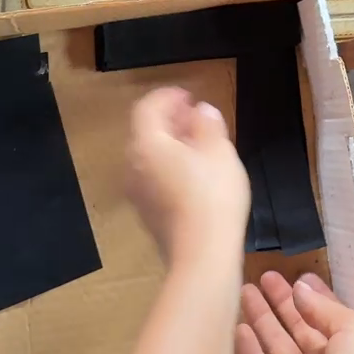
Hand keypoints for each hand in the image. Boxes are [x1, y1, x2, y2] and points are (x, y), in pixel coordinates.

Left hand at [125, 87, 249, 264]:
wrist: (203, 257)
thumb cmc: (213, 196)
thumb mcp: (220, 150)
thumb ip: (208, 124)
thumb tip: (201, 111)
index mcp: (147, 144)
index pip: (147, 108)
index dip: (168, 97)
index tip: (189, 96)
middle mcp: (134, 166)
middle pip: (145, 132)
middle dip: (169, 121)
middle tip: (195, 118)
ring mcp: (137, 193)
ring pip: (149, 157)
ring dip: (170, 144)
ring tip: (199, 146)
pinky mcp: (147, 214)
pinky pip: (153, 178)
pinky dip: (169, 166)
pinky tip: (194, 175)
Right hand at [237, 272, 353, 353]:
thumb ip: (324, 307)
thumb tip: (300, 287)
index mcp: (350, 345)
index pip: (328, 314)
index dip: (314, 294)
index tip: (299, 274)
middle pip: (299, 324)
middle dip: (283, 300)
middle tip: (265, 275)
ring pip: (276, 343)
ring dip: (262, 317)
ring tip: (246, 289)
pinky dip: (249, 350)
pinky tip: (239, 328)